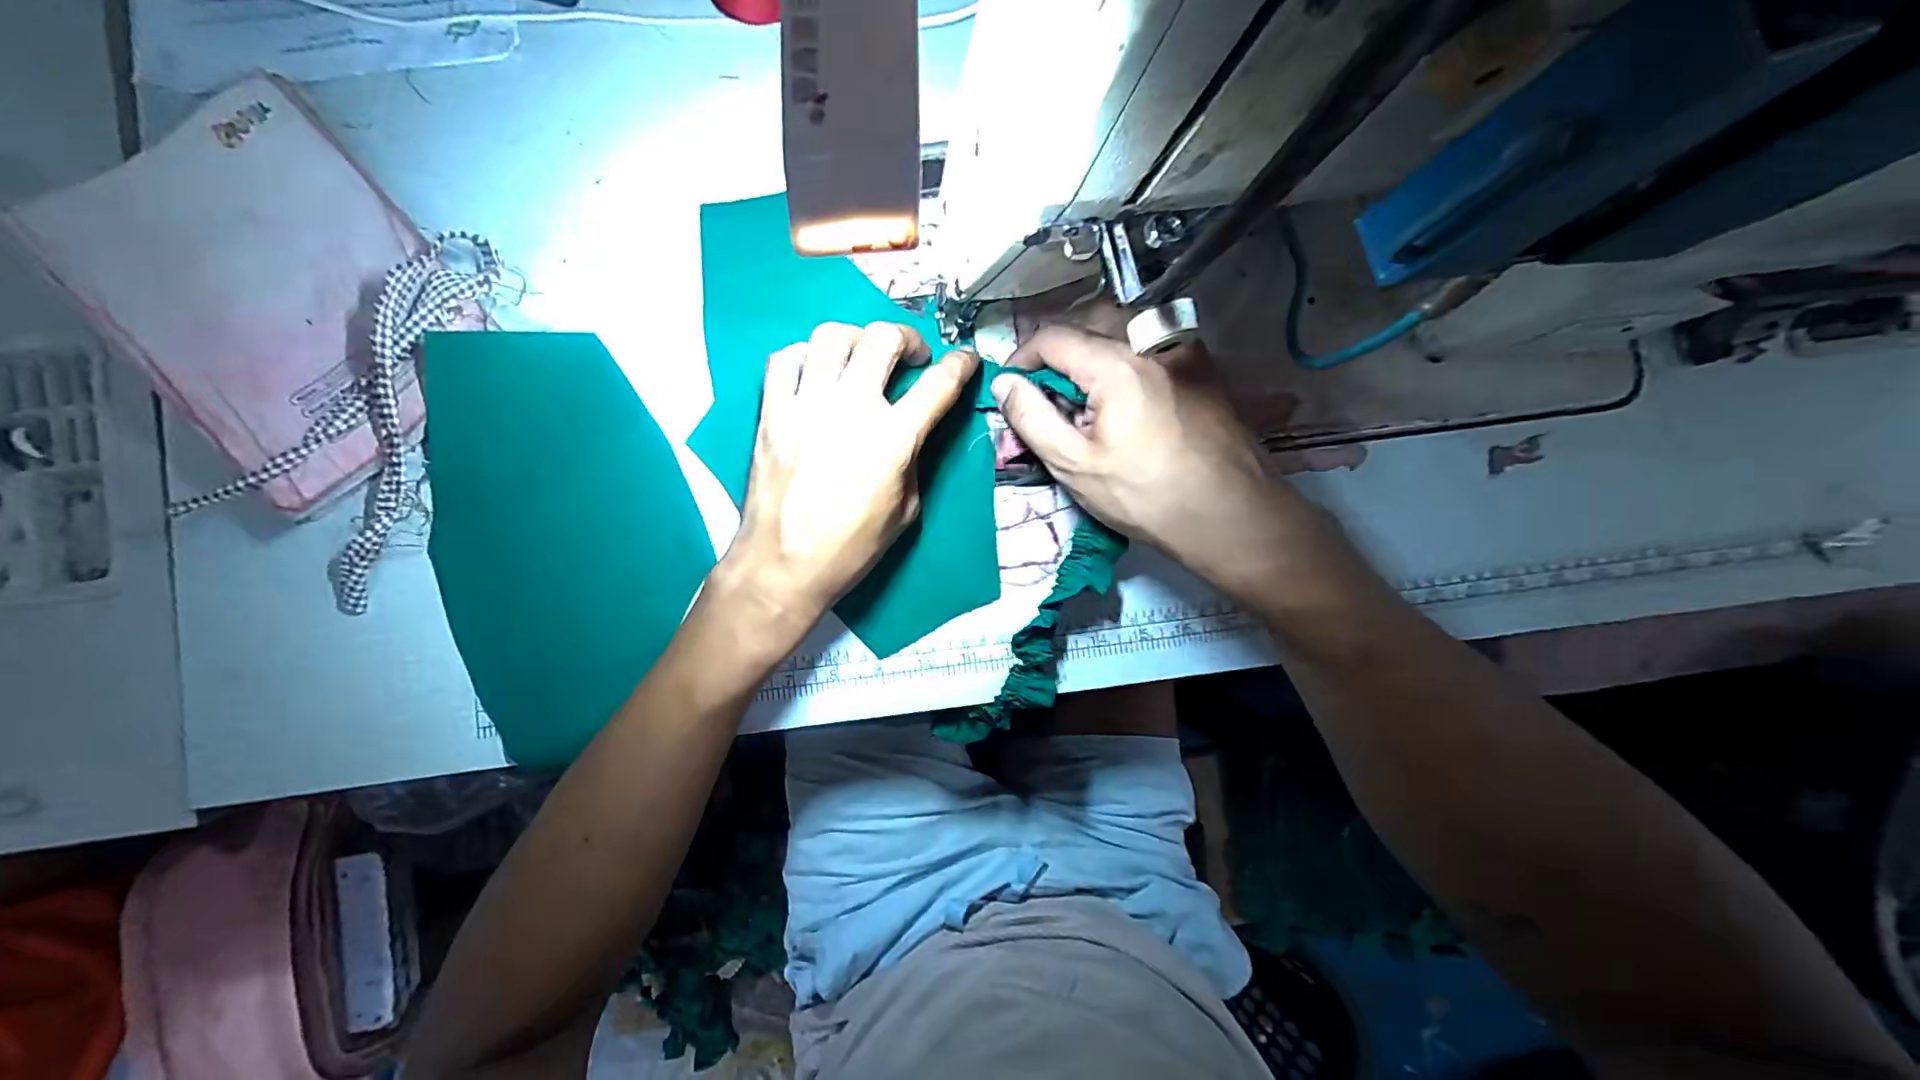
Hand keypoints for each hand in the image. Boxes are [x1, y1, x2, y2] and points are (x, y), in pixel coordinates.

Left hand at [721, 321, 978, 629]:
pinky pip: (785, 358)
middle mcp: (851, 409)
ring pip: (832, 335)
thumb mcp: (907, 510)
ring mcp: (806, 405)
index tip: (964, 360)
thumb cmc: (851, 547)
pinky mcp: (771, 411)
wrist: (784, 564)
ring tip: (860, 358)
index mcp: (893, 440)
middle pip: (882, 339)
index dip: (960, 364)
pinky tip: (815, 372)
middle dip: (907, 338)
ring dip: (856, 340)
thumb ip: (916, 460)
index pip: (938, 384)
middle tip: (910, 356)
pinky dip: (806, 355)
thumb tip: (915, 429)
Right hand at [991, 325, 1307, 601]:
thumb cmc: (1147, 496)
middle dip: (1058, 359)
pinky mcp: (1204, 373)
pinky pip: (1151, 354)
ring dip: (1092, 363)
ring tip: (1087, 410)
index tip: (1010, 388)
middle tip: (1047, 402)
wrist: (1233, 517)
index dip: (1021, 358)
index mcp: (1117, 364)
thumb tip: (1005, 383)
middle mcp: (1153, 345)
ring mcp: (1185, 355)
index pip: (1053, 337)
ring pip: (1121, 340)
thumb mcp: (1074, 465)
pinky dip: (1125, 371)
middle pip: (1088, 330)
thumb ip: (1031, 418)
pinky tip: (1128, 412)